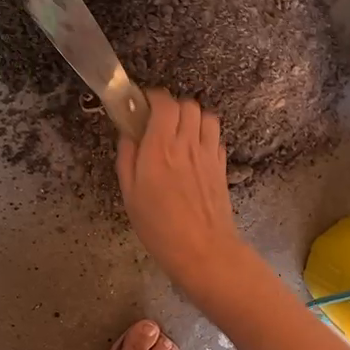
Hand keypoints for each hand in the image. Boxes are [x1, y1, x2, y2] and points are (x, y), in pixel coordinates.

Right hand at [116, 89, 246, 294]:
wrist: (203, 251)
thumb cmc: (159, 227)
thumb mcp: (130, 194)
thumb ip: (127, 157)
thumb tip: (127, 133)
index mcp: (159, 149)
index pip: (163, 103)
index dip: (152, 98)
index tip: (142, 107)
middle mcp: (187, 144)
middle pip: (186, 104)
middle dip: (171, 108)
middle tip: (158, 124)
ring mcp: (208, 153)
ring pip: (206, 115)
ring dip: (192, 118)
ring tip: (179, 135)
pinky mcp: (222, 166)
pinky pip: (216, 136)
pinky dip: (205, 135)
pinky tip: (194, 152)